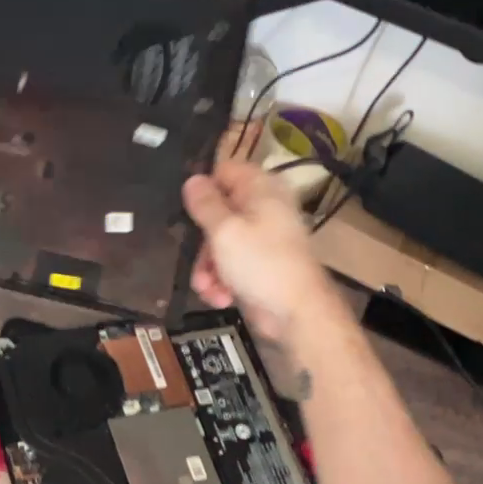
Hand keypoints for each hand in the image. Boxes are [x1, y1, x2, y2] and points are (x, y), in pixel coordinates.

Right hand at [182, 162, 351, 339]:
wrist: (294, 311)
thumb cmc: (261, 264)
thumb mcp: (225, 231)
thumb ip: (205, 205)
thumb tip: (192, 179)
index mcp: (261, 188)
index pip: (224, 172)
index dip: (203, 190)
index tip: (188, 213)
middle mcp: (262, 209)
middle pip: (217, 214)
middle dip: (202, 244)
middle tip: (200, 263)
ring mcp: (260, 239)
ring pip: (218, 245)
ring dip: (208, 270)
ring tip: (209, 289)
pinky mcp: (257, 266)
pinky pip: (229, 266)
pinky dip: (221, 282)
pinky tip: (222, 298)